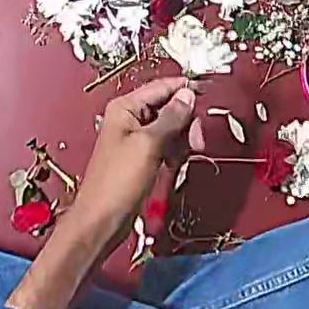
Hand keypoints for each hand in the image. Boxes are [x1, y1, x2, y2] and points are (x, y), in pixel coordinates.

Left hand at [61, 78, 198, 244]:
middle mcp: (130, 117)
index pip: (162, 86)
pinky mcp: (142, 155)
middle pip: (168, 105)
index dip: (185, 90)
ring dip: (182, 137)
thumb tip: (188, 94)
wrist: (101, 222)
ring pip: (170, 125)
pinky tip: (176, 162)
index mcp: (126, 107)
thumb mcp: (149, 144)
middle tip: (196, 139)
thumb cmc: (118, 181)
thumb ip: (171, 117)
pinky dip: (175, 149)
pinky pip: (166, 142)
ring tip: (184, 154)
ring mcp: (136, 137)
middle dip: (186, 120)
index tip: (207, 96)